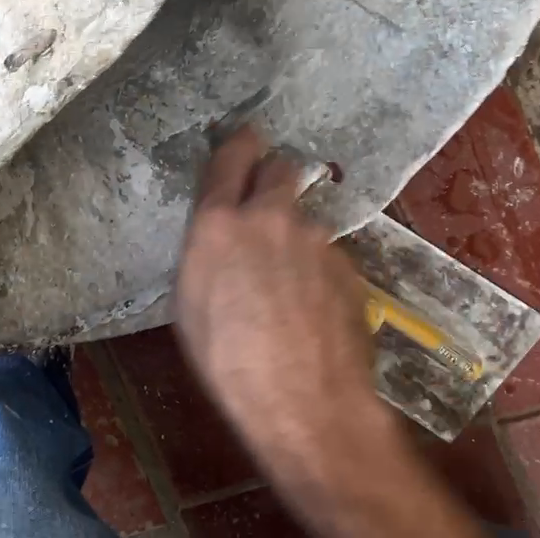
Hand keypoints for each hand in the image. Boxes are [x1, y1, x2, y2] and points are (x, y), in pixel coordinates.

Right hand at [174, 127, 377, 467]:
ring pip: (304, 219)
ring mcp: (316, 239)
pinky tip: (313, 306)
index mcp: (219, 222)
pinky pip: (328, 254)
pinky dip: (318, 268)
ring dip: (294, 234)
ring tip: (288, 281)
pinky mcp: (349, 267)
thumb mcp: (190, 299)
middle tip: (265, 203)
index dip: (237, 143)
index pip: (230, 158)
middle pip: (279, 170)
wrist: (306, 403)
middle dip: (272, 176)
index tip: (245, 136)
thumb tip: (216, 236)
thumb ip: (205, 251)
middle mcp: (270, 217)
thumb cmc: (226, 358)